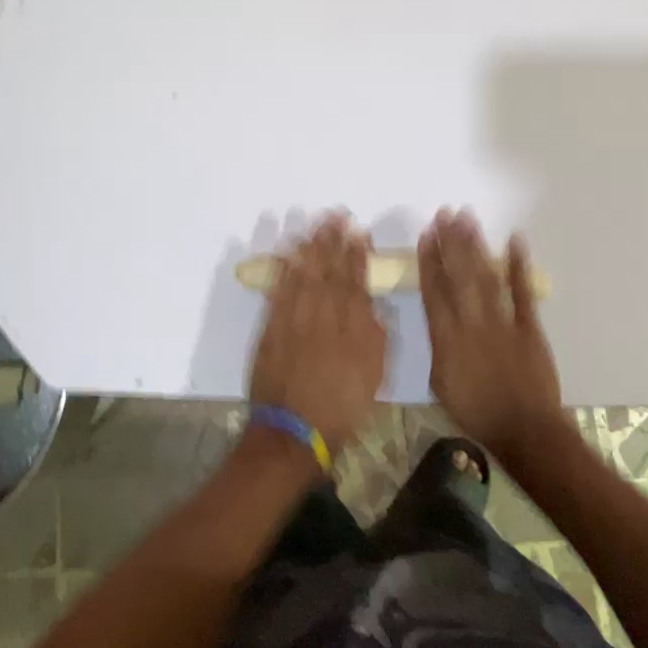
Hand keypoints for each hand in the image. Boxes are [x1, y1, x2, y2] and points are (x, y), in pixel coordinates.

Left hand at [248, 213, 387, 451]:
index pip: (356, 280)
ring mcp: (294, 320)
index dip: (357, 254)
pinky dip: (283, 270)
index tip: (358, 232)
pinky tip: (286, 254)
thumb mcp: (375, 376)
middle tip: (334, 215)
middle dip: (332, 240)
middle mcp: (324, 316)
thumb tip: (374, 305)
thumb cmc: (343, 409)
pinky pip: (278, 291)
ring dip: (309, 248)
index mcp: (354, 327)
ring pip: (303, 275)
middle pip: (328, 270)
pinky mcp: (270, 328)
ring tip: (313, 225)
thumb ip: (377, 337)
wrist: (295, 432)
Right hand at [418, 209, 564, 455]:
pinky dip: (518, 264)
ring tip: (468, 218)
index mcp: (445, 337)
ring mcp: (502, 322)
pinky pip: (523, 291)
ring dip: (477, 245)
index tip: (426, 234)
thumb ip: (437, 347)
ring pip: (486, 276)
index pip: (433, 290)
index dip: (429, 260)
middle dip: (451, 241)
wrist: (524, 429)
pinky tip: (514, 240)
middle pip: (459, 274)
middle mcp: (471, 322)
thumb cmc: (476, 411)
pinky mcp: (529, 326)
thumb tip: (437, 322)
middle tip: (446, 212)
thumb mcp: (440, 382)